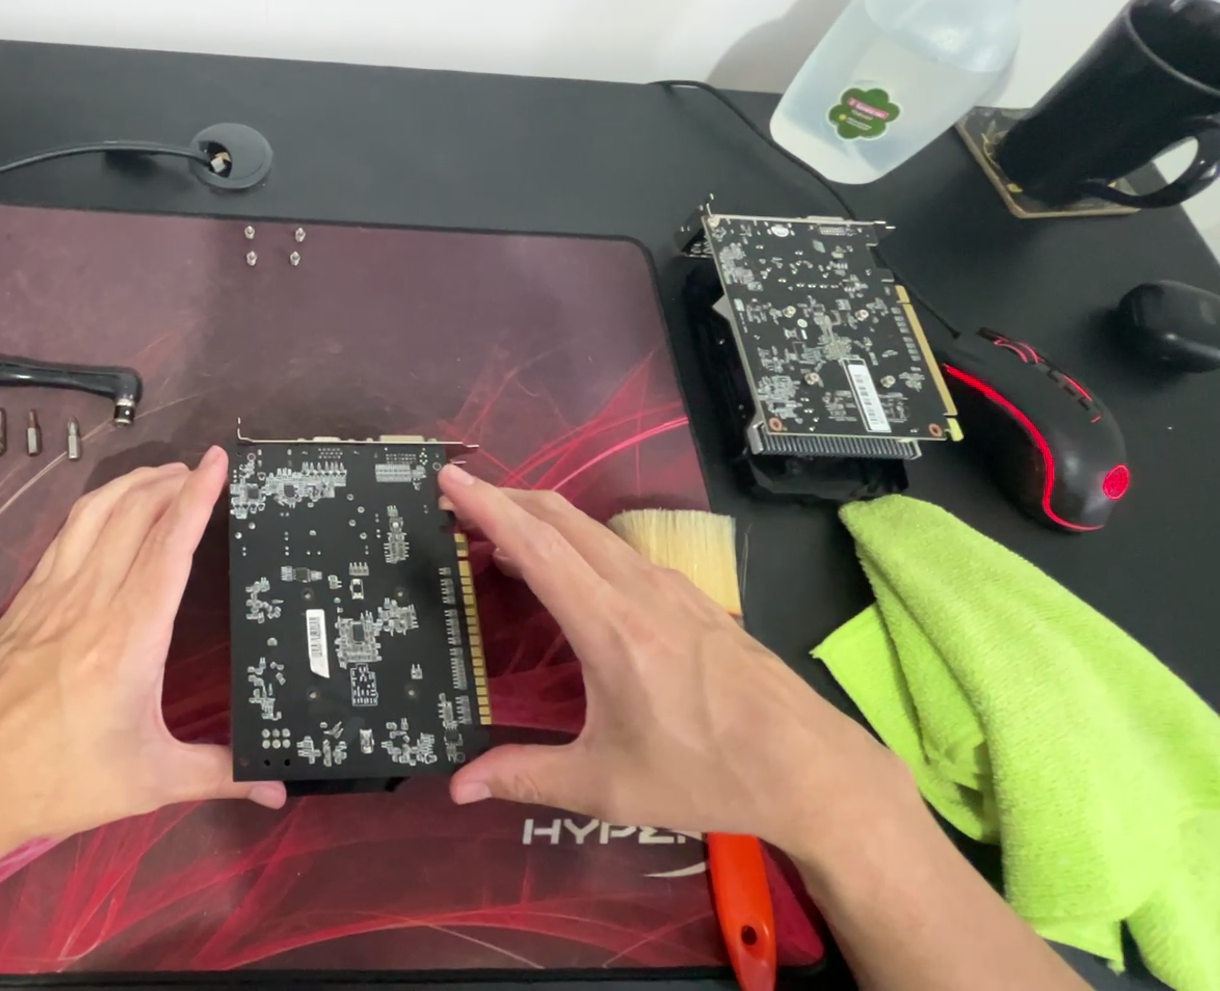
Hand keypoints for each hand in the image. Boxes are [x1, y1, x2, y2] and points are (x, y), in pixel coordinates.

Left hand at [0, 448, 284, 955]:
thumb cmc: (55, 783)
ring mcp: (50, 595)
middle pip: (133, 516)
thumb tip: (277, 792)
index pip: (170, 547)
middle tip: (201, 468)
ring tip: (162, 474)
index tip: (217, 462)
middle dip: (171, 481)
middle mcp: (90, 601)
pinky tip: (107, 511)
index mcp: (129, 637)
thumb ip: (217, 775)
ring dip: (132, 485)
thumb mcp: (148, 782)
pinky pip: (66, 535)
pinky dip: (95, 507)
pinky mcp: (23, 601)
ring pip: (94, 514)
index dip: (198, 498)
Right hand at [438, 465, 912, 858]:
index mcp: (610, 626)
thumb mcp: (607, 785)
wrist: (816, 770)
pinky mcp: (688, 594)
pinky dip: (570, 540)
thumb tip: (458, 788)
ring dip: (536, 516)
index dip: (486, 506)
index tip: (448, 476)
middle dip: (502, 497)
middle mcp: (637, 589)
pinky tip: (560, 570)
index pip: (536, 546)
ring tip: (494, 533)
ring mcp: (668, 585)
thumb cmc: (707, 773)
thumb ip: (525, 776)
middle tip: (455, 498)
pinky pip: (613, 548)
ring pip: (588, 528)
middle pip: (558, 517)